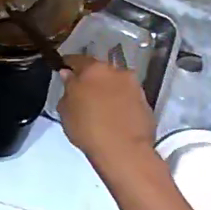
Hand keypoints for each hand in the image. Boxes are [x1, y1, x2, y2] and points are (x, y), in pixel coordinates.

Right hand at [58, 54, 156, 169]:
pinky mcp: (146, 101)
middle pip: (99, 70)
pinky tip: (116, 116)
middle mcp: (116, 71)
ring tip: (101, 108)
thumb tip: (69, 77)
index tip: (64, 72)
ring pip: (116, 83)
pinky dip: (121, 102)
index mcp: (93, 68)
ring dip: (108, 90)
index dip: (68, 65)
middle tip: (83, 94)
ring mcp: (134, 85)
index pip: (76, 59)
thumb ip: (67, 89)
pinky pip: (128, 97)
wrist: (124, 150)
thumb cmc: (88, 129)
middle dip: (91, 79)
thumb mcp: (66, 111)